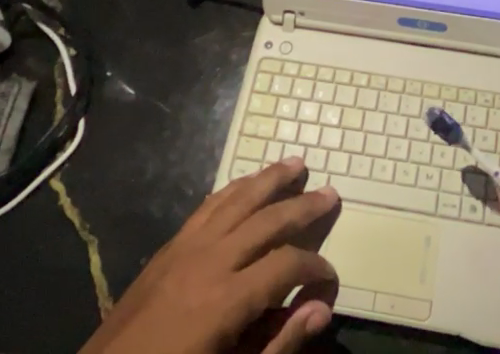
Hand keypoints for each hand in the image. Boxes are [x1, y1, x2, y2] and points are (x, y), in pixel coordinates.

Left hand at [80, 156, 340, 353]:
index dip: (316, 268)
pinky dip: (233, 190)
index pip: (287, 266)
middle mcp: (209, 262)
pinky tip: (246, 184)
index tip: (330, 280)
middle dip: (302, 206)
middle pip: (266, 220)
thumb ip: (279, 344)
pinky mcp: (168, 247)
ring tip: (295, 164)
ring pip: (236, 200)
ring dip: (268, 180)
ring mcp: (185, 249)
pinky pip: (207, 206)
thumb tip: (322, 308)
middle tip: (332, 193)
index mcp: (227, 300)